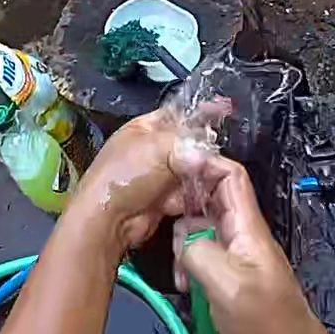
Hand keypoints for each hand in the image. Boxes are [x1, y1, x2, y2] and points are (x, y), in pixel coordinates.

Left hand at [63, 104, 218, 250]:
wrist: (110, 220)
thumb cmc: (125, 176)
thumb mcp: (158, 147)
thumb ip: (189, 143)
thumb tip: (211, 154)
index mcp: (145, 128)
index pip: (179, 115)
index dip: (202, 115)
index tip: (225, 113)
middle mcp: (154, 150)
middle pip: (192, 146)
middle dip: (205, 152)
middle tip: (219, 157)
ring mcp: (160, 176)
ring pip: (195, 171)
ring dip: (204, 176)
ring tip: (215, 178)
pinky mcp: (167, 200)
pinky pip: (192, 193)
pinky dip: (198, 196)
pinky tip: (206, 196)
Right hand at [175, 155, 334, 333]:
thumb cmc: (267, 327)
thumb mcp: (226, 286)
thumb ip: (198, 252)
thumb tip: (183, 239)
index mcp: (247, 226)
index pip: (229, 175)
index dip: (202, 165)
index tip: (171, 174)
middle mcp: (242, 233)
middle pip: (207, 200)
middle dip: (183, 214)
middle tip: (172, 241)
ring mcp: (236, 253)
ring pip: (199, 229)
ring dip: (183, 246)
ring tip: (181, 275)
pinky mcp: (230, 273)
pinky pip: (202, 255)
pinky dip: (189, 265)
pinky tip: (186, 287)